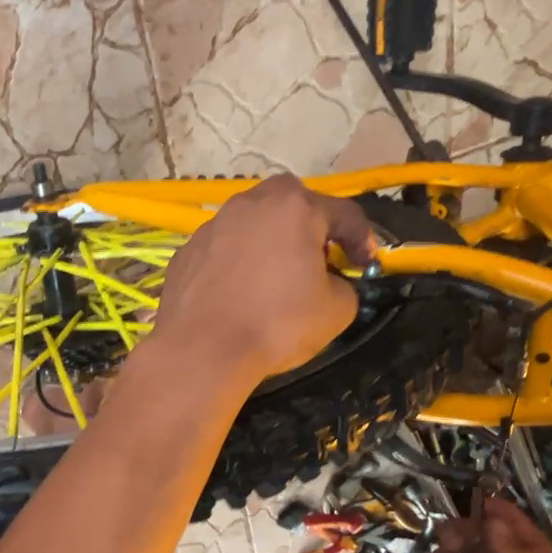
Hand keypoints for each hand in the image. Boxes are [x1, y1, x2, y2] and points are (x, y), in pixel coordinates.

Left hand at [149, 174, 375, 379]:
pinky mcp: (186, 251)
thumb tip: (331, 282)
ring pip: (251, 224)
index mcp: (295, 207)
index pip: (344, 214)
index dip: (362, 240)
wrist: (201, 349)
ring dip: (268, 242)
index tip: (365, 265)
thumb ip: (344, 285)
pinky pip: (222, 250)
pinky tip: (237, 293)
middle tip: (317, 258)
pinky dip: (235, 263)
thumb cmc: (276, 324)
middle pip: (291, 203)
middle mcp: (251, 204)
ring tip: (273, 276)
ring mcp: (212, 225)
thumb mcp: (336, 310)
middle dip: (310, 225)